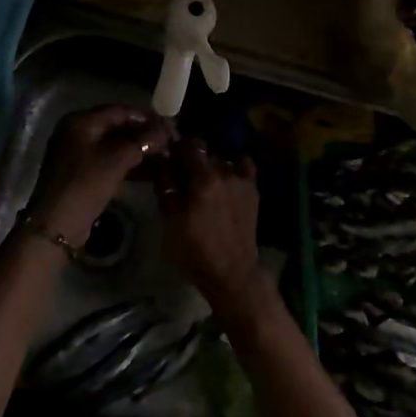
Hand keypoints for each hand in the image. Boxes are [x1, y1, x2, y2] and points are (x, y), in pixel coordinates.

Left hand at [30, 105, 172, 244]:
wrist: (56, 225)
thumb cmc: (84, 185)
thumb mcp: (115, 160)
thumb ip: (142, 142)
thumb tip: (164, 132)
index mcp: (80, 122)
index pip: (120, 111)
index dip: (146, 118)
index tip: (170, 128)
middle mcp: (78, 133)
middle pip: (118, 128)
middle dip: (145, 136)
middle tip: (170, 145)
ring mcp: (80, 155)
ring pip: (116, 147)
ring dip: (140, 152)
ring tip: (166, 160)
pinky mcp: (84, 174)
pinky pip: (111, 163)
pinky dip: (130, 165)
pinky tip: (152, 173)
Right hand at [158, 139, 264, 316]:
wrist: (232, 271)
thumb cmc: (195, 249)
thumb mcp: (171, 220)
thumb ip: (166, 187)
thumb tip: (162, 165)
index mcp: (203, 177)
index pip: (189, 145)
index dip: (177, 148)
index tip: (169, 159)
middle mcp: (225, 172)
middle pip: (206, 152)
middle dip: (193, 159)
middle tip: (182, 175)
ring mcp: (242, 181)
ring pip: (223, 160)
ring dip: (212, 166)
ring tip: (204, 182)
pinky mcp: (253, 191)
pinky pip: (244, 168)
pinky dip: (235, 168)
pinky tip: (226, 179)